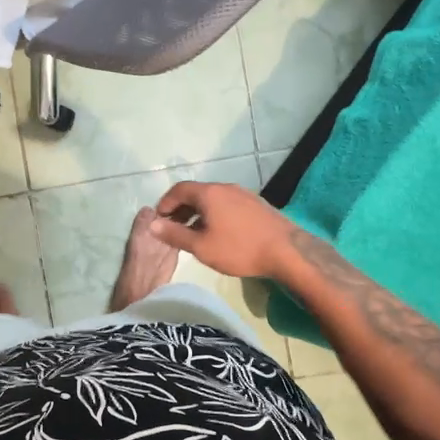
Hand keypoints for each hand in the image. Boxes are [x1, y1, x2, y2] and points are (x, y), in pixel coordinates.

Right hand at [149, 182, 302, 278]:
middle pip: (196, 193)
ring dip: (198, 213)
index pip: (179, 189)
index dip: (165, 203)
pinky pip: (227, 205)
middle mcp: (226, 188)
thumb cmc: (239, 249)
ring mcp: (244, 194)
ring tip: (194, 234)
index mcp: (209, 193)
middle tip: (173, 229)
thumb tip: (152, 224)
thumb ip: (175, 234)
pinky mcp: (256, 205)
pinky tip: (218, 233)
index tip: (159, 220)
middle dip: (181, 209)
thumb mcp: (201, 246)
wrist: (287, 252)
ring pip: (213, 200)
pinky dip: (215, 214)